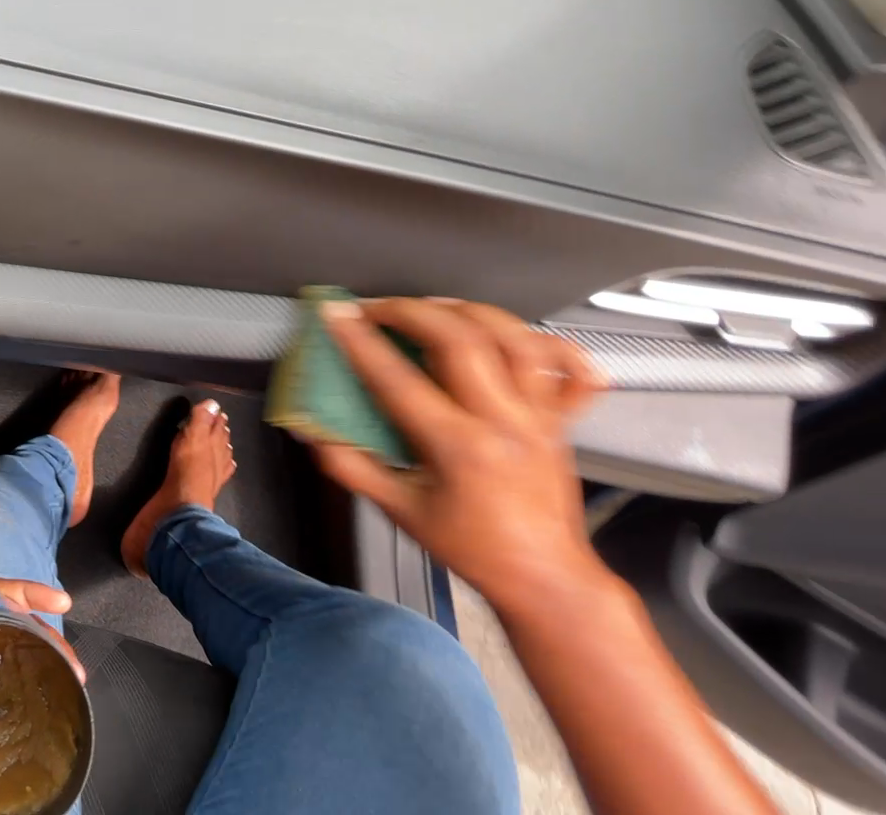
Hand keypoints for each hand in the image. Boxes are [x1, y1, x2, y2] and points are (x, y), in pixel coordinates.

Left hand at [0, 579, 76, 814]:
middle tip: (68, 655)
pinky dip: (36, 699)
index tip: (55, 599)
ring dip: (49, 663)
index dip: (23, 593)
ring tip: (70, 677)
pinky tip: (54, 703)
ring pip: (18, 662)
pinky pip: (11, 705)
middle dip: (47, 631)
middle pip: (13, 627)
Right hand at [309, 297, 608, 612]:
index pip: (398, 379)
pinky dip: (551, 344)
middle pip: (461, 340)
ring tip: (433, 307)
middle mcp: (504, 423)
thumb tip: (313, 432)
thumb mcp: (399, 511)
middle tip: (377, 307)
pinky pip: (572, 370)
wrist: (545, 577)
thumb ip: (352, 467)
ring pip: (515, 339)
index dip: (359, 342)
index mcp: (458, 448)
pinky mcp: (561, 421)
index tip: (336, 316)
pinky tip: (518, 334)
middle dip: (410, 311)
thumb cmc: (473, 548)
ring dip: (468, 312)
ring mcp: (538, 418)